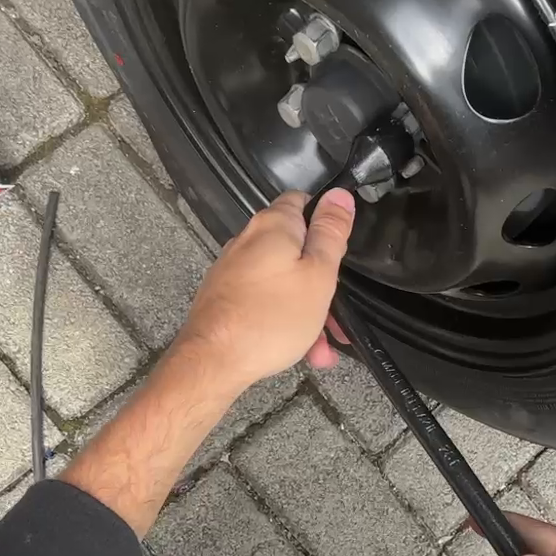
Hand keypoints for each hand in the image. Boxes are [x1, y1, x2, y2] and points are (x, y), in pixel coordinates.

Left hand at [171, 189, 354, 392]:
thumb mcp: (318, 274)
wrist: (214, 361)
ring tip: (321, 349)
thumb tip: (340, 195)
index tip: (341, 250)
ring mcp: (234, 270)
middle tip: (337, 317)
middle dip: (321, 283)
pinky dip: (283, 321)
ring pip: (283, 283)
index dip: (327, 222)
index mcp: (273, 226)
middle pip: (295, 250)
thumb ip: (331, 233)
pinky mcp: (225, 298)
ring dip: (307, 312)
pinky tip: (298, 350)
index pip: (303, 202)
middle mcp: (248, 241)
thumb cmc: (270, 318)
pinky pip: (264, 302)